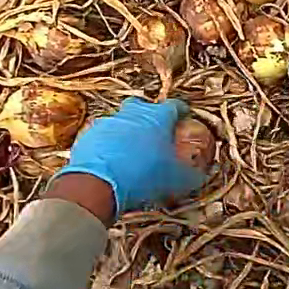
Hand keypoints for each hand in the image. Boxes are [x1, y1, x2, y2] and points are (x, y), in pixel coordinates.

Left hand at [55, 98, 204, 217]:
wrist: (99, 183)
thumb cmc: (142, 175)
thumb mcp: (175, 179)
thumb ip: (190, 173)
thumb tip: (199, 176)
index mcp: (158, 116)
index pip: (175, 106)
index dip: (181, 112)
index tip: (184, 117)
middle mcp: (134, 112)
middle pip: (145, 107)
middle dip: (151, 117)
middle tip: (157, 133)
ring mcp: (109, 121)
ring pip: (123, 121)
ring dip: (129, 132)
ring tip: (134, 152)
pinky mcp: (90, 134)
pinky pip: (104, 135)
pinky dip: (110, 144)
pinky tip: (114, 161)